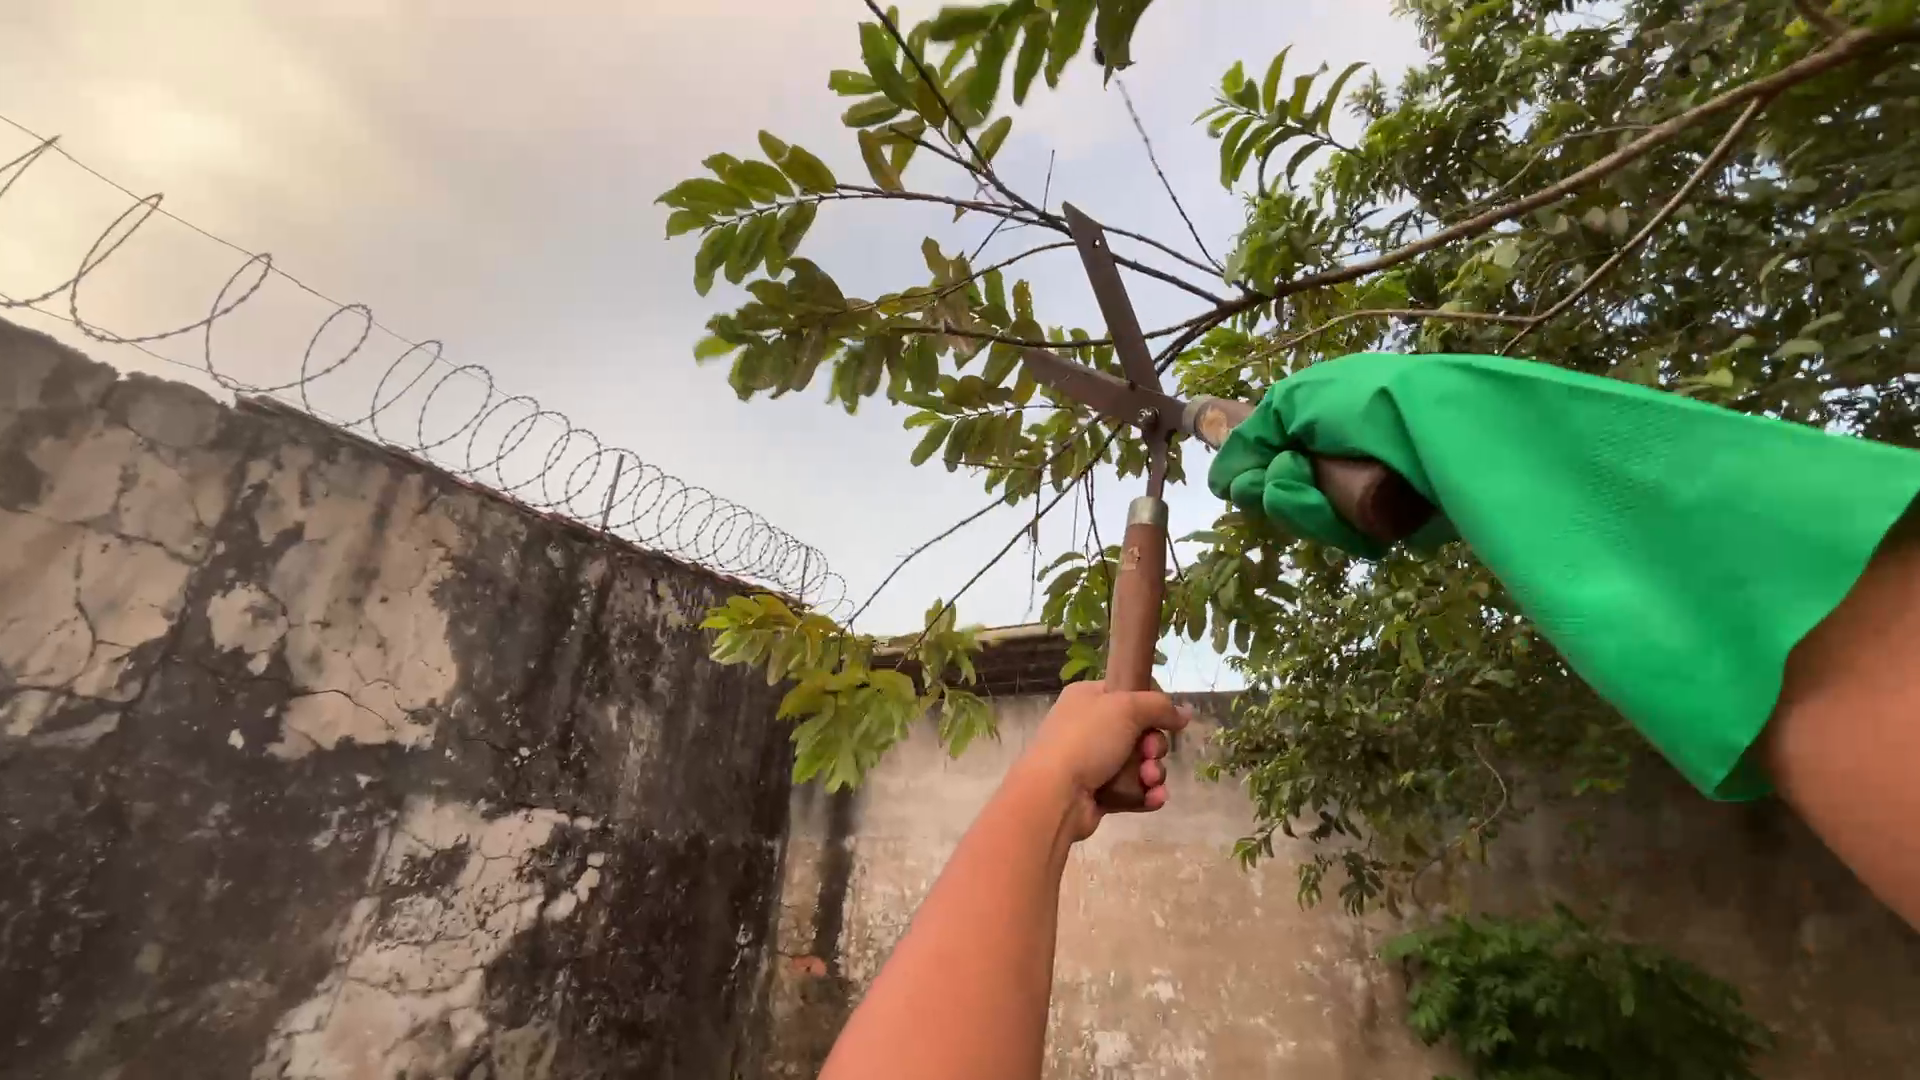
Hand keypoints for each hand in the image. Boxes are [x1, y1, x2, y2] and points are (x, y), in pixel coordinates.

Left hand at [1010, 681, 1193, 840]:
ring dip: (1153, 772)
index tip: (1162, 718)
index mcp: (1088, 698)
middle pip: (1139, 732)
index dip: (1149, 707)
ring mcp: (1092, 761)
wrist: (1055, 792)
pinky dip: (1145, 794)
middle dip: (1153, 746)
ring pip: (1139, 763)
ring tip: (1149, 779)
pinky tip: (1153, 798)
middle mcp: (1088, 727)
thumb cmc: (1086, 739)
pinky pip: (1132, 790)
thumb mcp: (1126, 708)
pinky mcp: (1098, 792)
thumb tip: (1185, 711)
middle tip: (1149, 753)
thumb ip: (1159, 706)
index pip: (1128, 694)